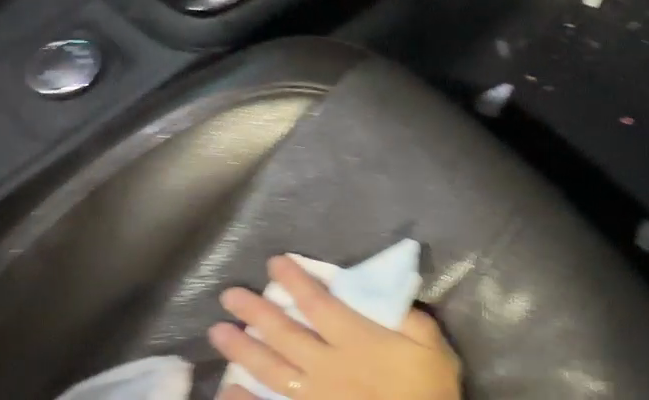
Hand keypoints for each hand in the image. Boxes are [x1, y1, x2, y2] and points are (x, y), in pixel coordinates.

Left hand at [209, 255, 462, 399]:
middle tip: (229, 296)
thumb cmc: (426, 386)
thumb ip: (408, 316)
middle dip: (256, 311)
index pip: (319, 303)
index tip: (275, 262)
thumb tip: (388, 293)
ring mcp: (313, 396)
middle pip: (285, 334)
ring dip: (242, 350)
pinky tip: (225, 391)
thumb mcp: (430, 343)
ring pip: (270, 369)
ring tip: (218, 332)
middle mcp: (328, 365)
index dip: (296, 281)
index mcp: (357, 339)